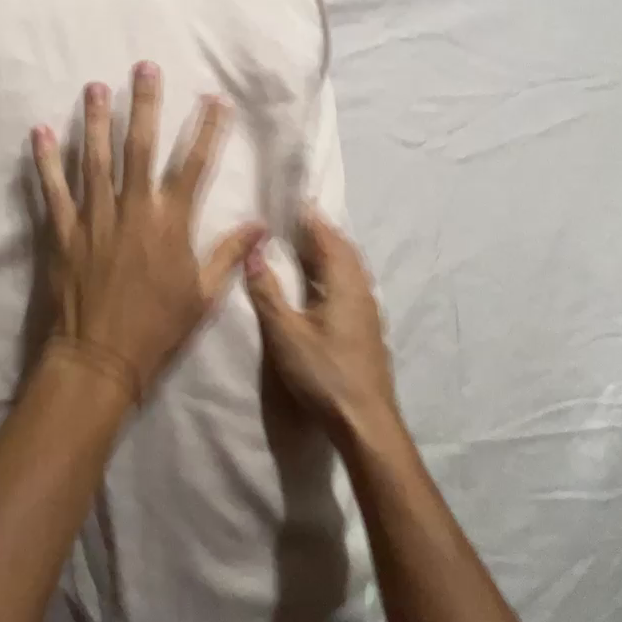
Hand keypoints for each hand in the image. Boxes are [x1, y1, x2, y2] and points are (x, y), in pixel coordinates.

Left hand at [31, 61, 267, 399]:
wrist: (99, 358)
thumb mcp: (203, 296)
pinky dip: (45, 160)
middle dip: (144, 104)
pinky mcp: (62, 231)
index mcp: (170, 223)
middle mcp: (132, 209)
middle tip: (144, 67)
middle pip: (139, 146)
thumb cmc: (158, 330)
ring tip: (95, 87)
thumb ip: (228, 254)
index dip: (206, 130)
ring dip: (96, 120)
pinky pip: (52, 189)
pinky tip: (40, 131)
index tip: (214, 99)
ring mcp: (94, 217)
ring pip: (95, 158)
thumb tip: (260, 225)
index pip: (193, 165)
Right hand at [245, 209, 401, 443]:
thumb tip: (253, 250)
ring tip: (299, 244)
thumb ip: (267, 290)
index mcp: (344, 283)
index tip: (288, 199)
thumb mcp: (285, 332)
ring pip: (347, 268)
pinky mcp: (366, 327)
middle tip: (290, 218)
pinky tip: (315, 284)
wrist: (365, 422)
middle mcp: (362, 289)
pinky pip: (349, 284)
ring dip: (326, 251)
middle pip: (341, 248)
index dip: (309, 216)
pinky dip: (331, 272)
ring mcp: (368, 310)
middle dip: (318, 230)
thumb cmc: (324, 373)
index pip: (327, 236)